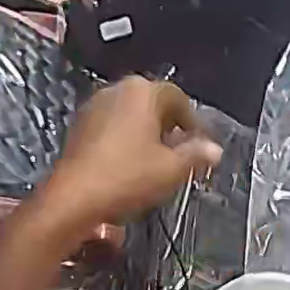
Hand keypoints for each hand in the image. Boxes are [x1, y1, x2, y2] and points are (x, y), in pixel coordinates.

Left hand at [36, 77, 222, 237]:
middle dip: (167, 127)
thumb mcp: (170, 170)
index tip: (198, 146)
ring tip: (154, 164)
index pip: (178, 98)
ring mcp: (93, 107)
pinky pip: (110, 129)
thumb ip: (195, 155)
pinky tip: (127, 167)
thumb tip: (215, 149)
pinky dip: (123, 143)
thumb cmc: (127, 178)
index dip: (192, 122)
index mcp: (143, 91)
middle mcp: (116, 90)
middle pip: (152, 104)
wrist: (74, 199)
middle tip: (178, 155)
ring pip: (129, 117)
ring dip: (144, 135)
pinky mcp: (78, 128)